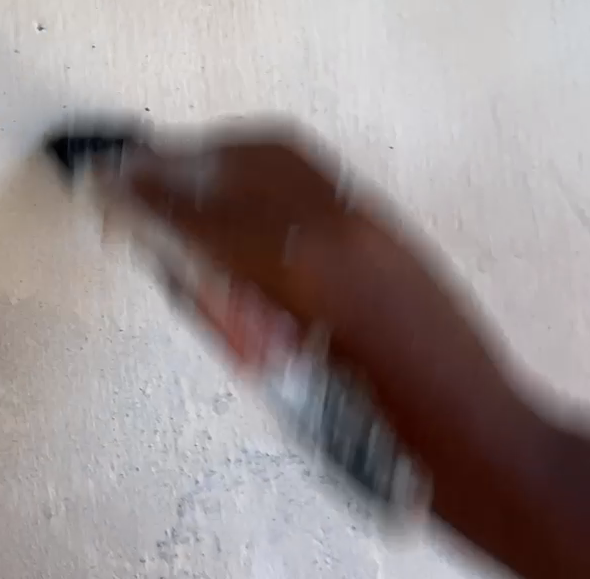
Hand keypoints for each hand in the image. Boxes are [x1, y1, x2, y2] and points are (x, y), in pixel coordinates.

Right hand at [110, 123, 550, 520]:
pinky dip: (254, 159)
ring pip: (270, 152)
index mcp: (302, 272)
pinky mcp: (380, 216)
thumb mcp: (273, 370)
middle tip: (130, 168)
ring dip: (213, 151)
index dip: (143, 199)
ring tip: (175, 164)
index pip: (198, 217)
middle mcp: (334, 227)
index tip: (105, 185)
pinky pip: (303, 166)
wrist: (484, 437)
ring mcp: (365, 215)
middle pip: (231, 165)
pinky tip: (231, 175)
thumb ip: (215, 300)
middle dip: (171, 161)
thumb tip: (166, 249)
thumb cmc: (379, 432)